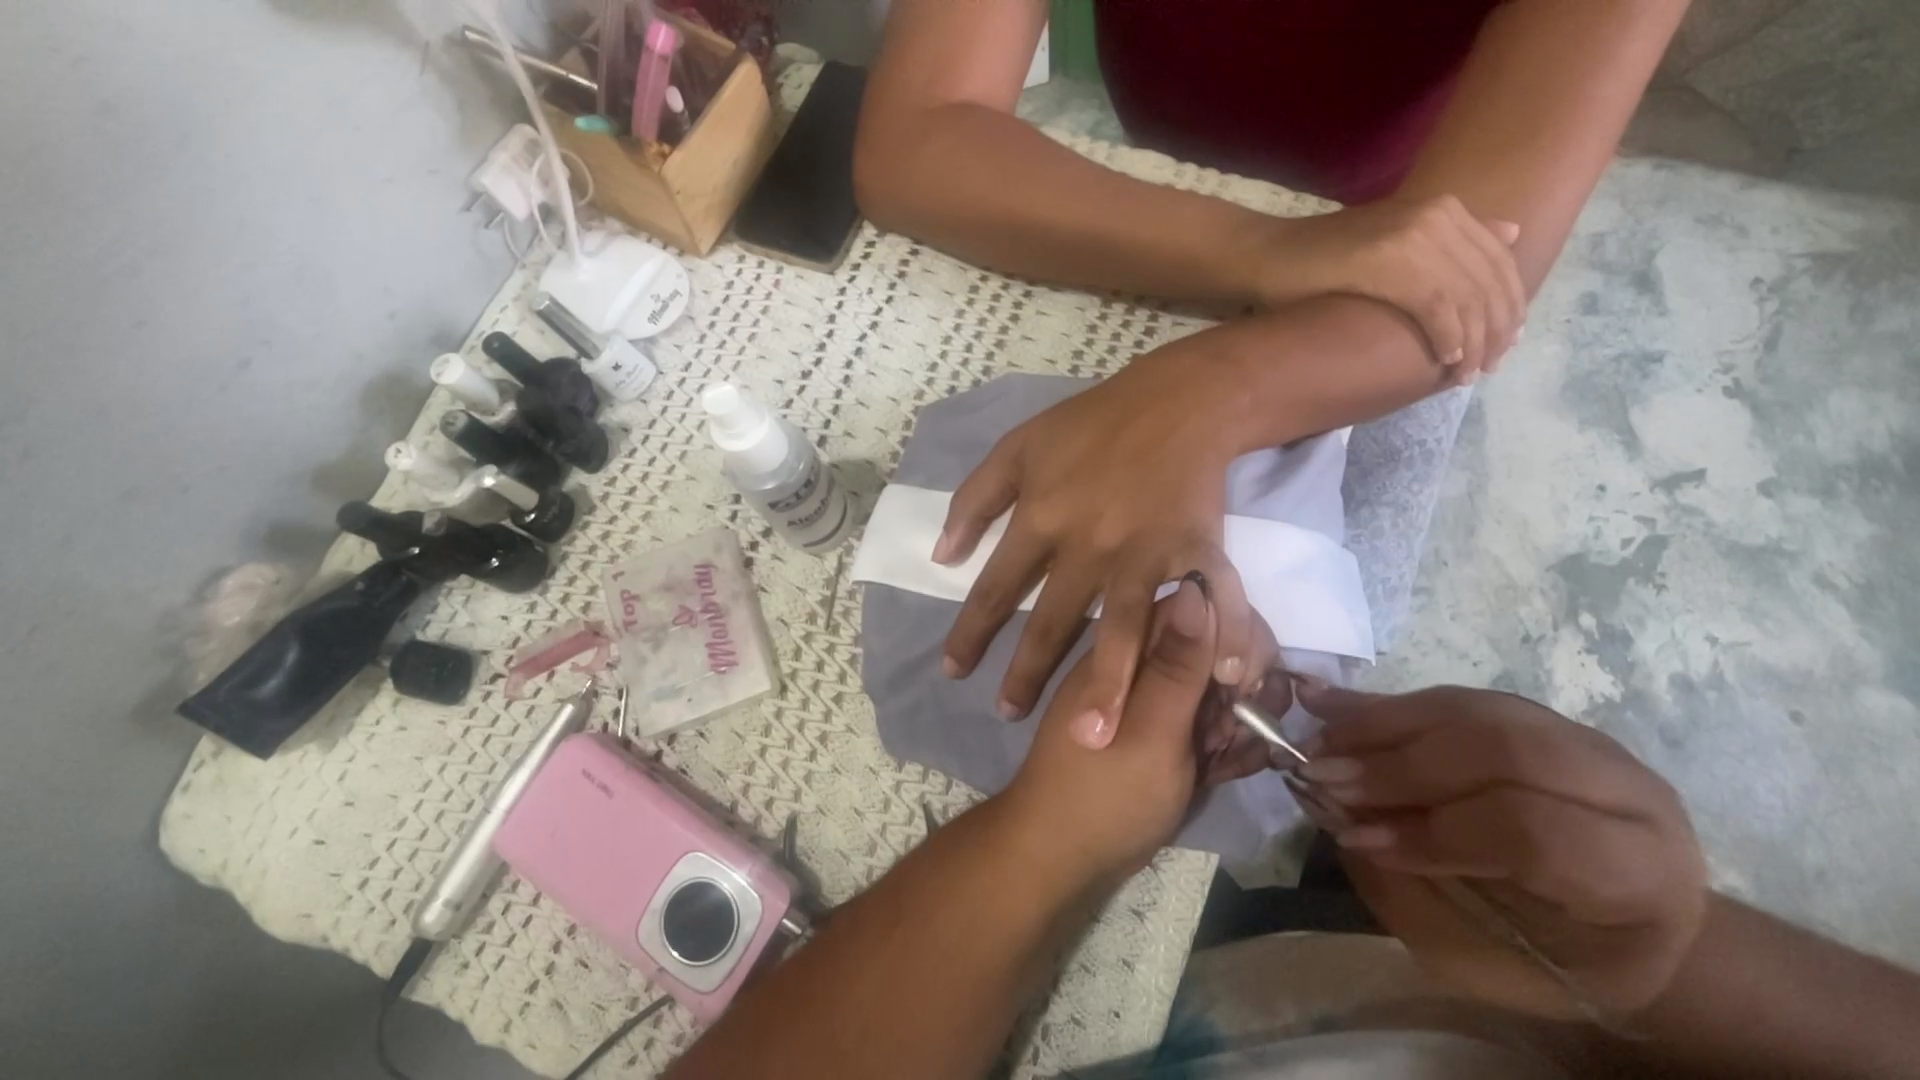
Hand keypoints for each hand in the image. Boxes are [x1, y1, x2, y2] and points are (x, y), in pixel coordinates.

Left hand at [935, 348, 1252, 747]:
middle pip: (1052, 622)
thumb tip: (942, 557)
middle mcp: (1089, 544)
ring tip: (1093, 737)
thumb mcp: (1017, 447)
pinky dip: (1224, 638)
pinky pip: (1210, 602)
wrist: (1176, 401)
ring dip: (1107, 686)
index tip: (953, 670)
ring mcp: (1146, 551)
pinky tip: (1226, 682)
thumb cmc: (1090, 426)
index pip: (997, 589)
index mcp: (1042, 517)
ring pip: (1122, 629)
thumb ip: (975, 500)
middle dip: (1028, 673)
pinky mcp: (1195, 550)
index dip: (972, 633)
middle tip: (1009, 715)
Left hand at [1000, 578, 1223, 881]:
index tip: (1243, 685)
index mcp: (1130, 650)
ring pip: (1218, 691)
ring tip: (1224, 761)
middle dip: (1243, 687)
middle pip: (1216, 650)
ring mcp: (1152, 704)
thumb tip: (1198, 583)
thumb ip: (1180, 664)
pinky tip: (1222, 772)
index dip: (1235, 636)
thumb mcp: (1152, 730)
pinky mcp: (1162, 737)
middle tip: (1233, 733)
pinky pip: (1207, 726)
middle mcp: (1142, 668)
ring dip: (1239, 722)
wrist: (1059, 858)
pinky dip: (1224, 747)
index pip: (1199, 607)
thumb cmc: (1105, 794)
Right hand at [1256, 196, 1525, 378]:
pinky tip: (1447, 359)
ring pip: (1467, 297)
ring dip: (1475, 342)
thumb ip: (1447, 239)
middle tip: (1490, 367)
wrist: (1265, 256)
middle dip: (1496, 330)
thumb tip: (1512, 231)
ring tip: (1468, 374)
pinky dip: (1448, 336)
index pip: (1497, 260)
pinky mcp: (1389, 262)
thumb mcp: (1391, 241)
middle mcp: (1437, 215)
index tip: (1505, 343)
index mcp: (1442, 209)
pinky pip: (1437, 307)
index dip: (1508, 306)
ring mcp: (1414, 236)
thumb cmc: (1320, 259)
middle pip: (1488, 280)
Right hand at [1291, 682, 1709, 1019]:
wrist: (1619, 924)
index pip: (1532, 828)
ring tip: (1317, 746)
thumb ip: (1413, 891)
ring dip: (1381, 724)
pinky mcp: (1535, 716)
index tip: (1357, 840)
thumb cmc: (1553, 963)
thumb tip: (1342, 819)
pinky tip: (1327, 705)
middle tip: (1320, 778)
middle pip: (1500, 748)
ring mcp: (1580, 740)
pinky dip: (1384, 706)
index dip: (1434, 831)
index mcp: (1637, 872)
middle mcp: (1624, 790)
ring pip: (1469, 710)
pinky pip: (1452, 700)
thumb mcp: (1484, 962)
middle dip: (1396, 764)